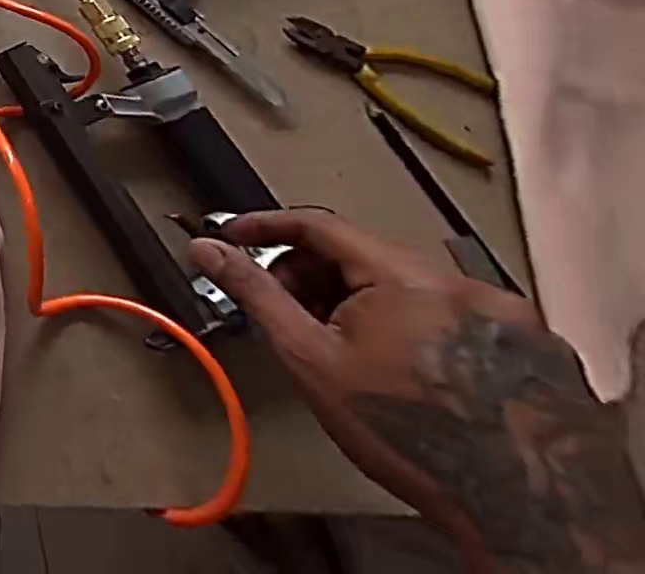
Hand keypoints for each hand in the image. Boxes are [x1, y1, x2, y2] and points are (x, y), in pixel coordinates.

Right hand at [191, 208, 644, 572]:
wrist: (527, 519)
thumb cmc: (417, 440)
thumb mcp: (308, 355)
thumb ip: (253, 290)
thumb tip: (208, 250)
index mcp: (414, 281)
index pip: (321, 224)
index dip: (265, 226)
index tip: (235, 234)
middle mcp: (472, 290)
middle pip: (363, 255)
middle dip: (309, 274)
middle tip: (281, 305)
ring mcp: (513, 322)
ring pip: (406, 285)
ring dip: (356, 300)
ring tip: (335, 343)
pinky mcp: (537, 353)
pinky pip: (449, 313)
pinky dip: (404, 322)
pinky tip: (388, 361)